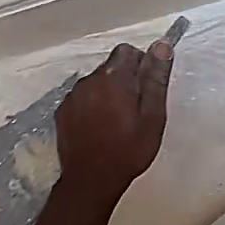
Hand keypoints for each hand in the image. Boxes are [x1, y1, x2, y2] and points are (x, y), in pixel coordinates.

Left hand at [54, 37, 173, 200]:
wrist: (91, 179)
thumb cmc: (128, 150)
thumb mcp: (152, 117)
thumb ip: (155, 79)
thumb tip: (162, 45)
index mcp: (113, 77)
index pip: (126, 51)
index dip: (140, 64)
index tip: (146, 88)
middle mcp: (88, 80)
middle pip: (110, 66)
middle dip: (124, 80)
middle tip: (135, 110)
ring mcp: (72, 95)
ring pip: (95, 82)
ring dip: (106, 92)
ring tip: (116, 121)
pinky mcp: (62, 110)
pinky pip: (81, 98)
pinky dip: (91, 105)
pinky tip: (98, 127)